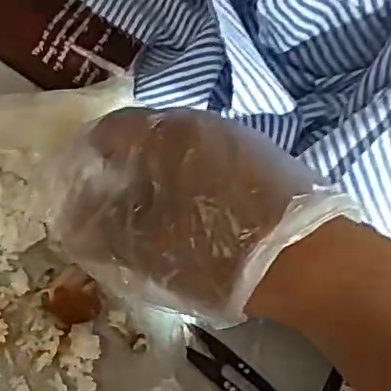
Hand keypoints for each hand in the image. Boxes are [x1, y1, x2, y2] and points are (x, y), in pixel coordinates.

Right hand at [40, 107, 360, 324]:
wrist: (313, 264)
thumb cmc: (220, 257)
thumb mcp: (151, 254)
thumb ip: (106, 236)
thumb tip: (77, 225)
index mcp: (169, 135)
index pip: (112, 132)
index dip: (87, 162)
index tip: (78, 192)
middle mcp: (204, 126)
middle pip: (148, 141)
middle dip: (123, 175)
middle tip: (111, 214)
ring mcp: (240, 141)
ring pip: (182, 156)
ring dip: (158, 183)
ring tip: (150, 223)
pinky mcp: (266, 164)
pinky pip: (211, 168)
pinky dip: (190, 189)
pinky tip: (194, 223)